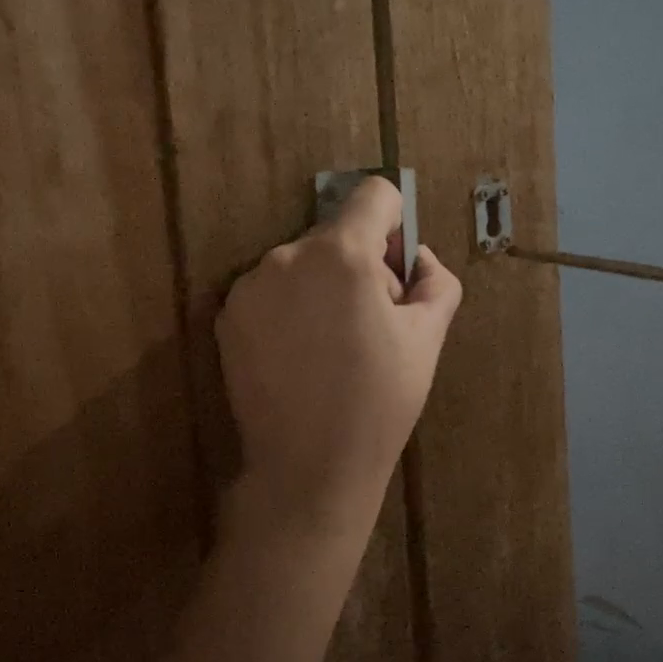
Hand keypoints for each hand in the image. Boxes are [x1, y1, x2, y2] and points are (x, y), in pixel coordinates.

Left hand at [217, 176, 462, 532]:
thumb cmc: (379, 402)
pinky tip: (298, 356)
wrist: (307, 467)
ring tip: (331, 347)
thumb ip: (435, 279)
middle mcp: (288, 256)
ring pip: (302, 263)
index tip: (395, 270)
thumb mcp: (428, 338)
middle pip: (337, 233)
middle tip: (369, 324)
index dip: (395, 224)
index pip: (375, 194)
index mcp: (342, 254)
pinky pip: (271, 290)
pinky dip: (288, 308)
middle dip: (359, 264)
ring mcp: (250, 286)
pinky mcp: (227, 315)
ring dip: (321, 286)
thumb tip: (417, 256)